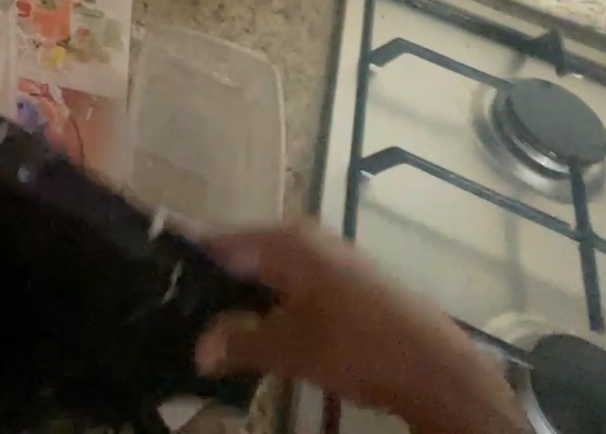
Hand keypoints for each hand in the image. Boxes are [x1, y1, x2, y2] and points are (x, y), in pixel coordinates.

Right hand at [196, 228, 521, 433]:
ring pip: (271, 270)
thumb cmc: (357, 347)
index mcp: (284, 239)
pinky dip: (275, 301)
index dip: (192, 262)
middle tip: (191, 314)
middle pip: (245, 254)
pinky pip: (294, 281)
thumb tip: (198, 348)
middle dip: (219, 284)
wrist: (438, 368)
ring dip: (248, 296)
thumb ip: (238, 342)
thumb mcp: (289, 348)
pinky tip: (268, 329)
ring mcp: (329, 254)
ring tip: (222, 326)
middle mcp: (304, 236)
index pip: (221, 241)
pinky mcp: (347, 278)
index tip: (167, 284)